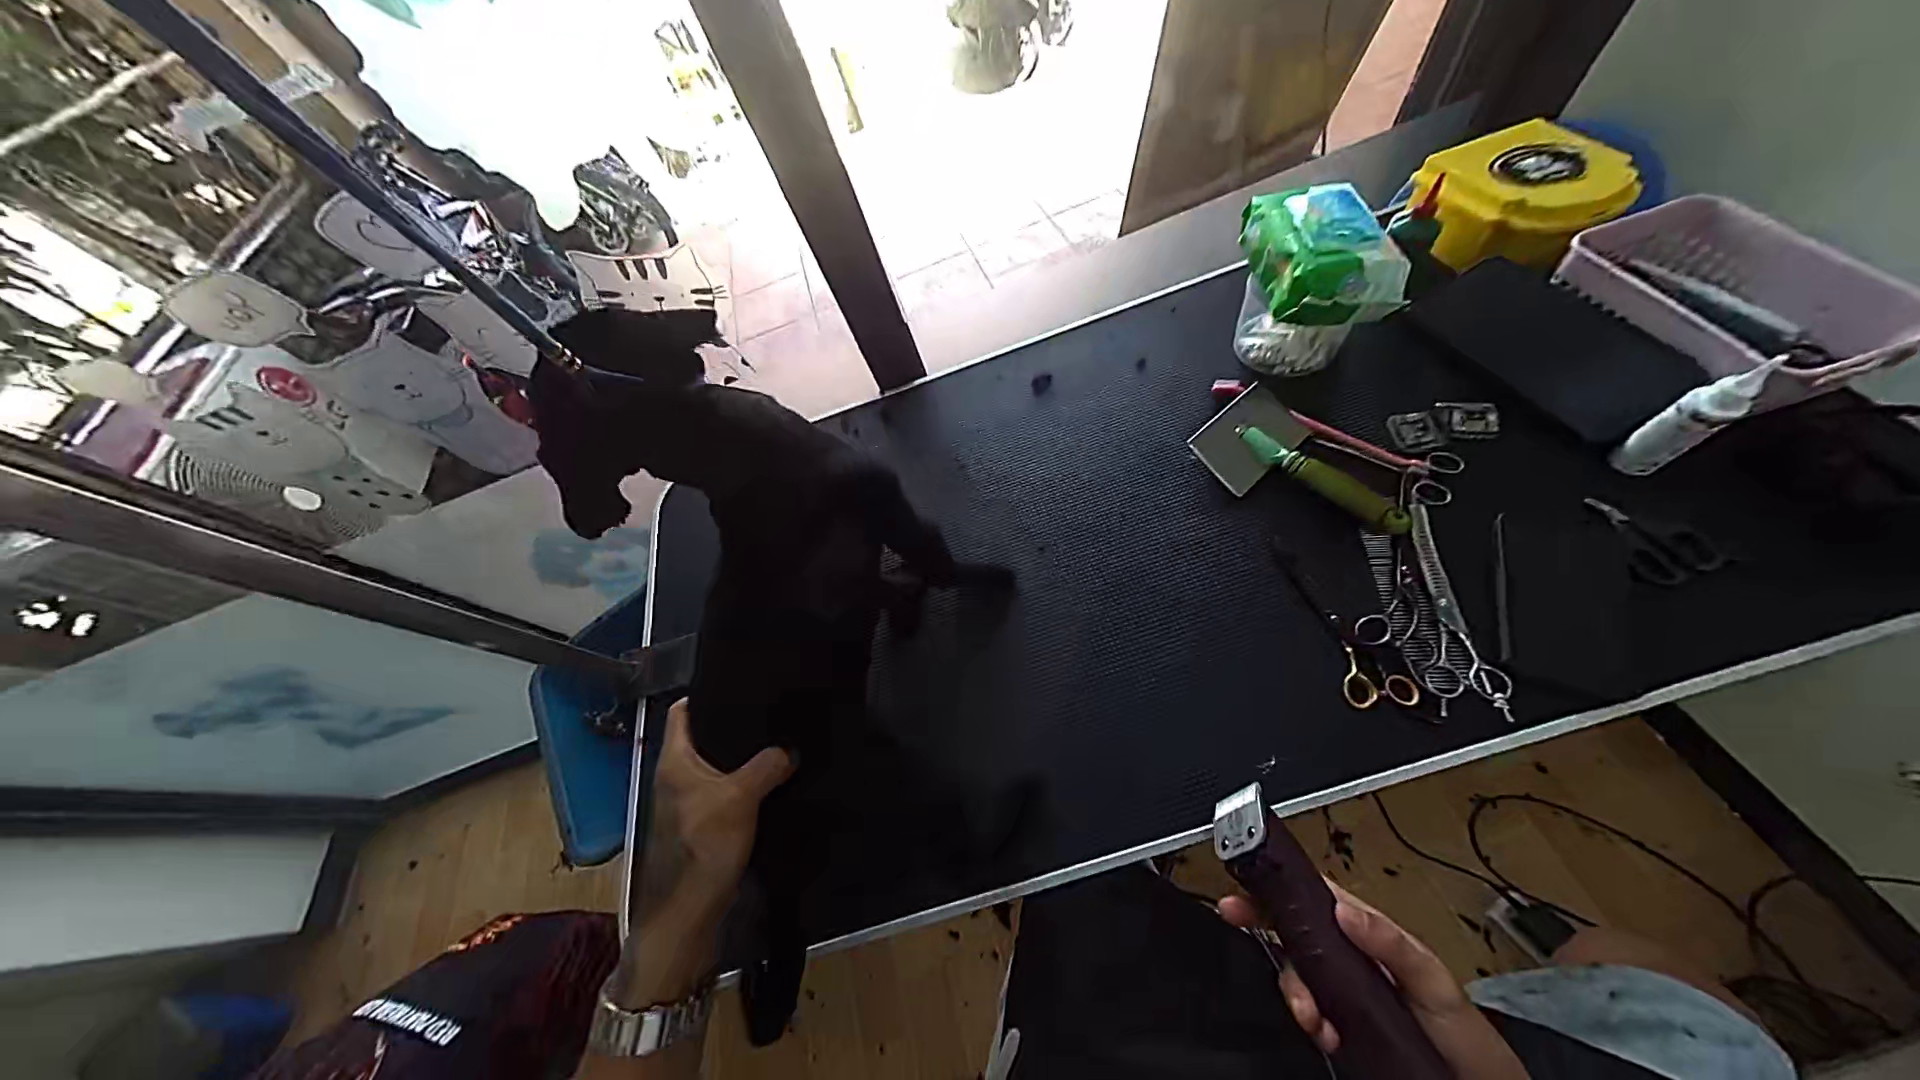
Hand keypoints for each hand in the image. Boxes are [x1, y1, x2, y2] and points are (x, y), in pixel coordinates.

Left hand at [612, 699, 792, 1007]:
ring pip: (720, 764)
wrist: (688, 913)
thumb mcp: (740, 797)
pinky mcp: (706, 823)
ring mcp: (691, 801)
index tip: (740, 679)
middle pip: (705, 735)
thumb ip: (768, 765)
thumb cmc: (703, 845)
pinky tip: (776, 777)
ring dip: (745, 754)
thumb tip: (791, 748)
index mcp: (675, 760)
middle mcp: (678, 775)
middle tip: (772, 707)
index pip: (683, 711)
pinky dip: (749, 780)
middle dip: (735, 721)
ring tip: (780, 736)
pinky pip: (730, 788)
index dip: (706, 691)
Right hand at [1219, 881, 1527, 1079]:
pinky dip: (1307, 1017)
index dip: (1274, 882)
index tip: (1246, 878)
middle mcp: (1344, 951)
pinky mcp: (1338, 1019)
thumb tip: (1344, 908)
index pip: (1310, 894)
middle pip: (1288, 927)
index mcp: (1363, 928)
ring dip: (1292, 988)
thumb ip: (1391, 941)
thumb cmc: (1464, 1032)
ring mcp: (1338, 985)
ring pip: (1292, 970)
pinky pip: (1306, 1007)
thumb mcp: (1433, 977)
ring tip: (1310, 1014)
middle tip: (1234, 914)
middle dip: (1257, 919)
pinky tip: (1323, 1032)